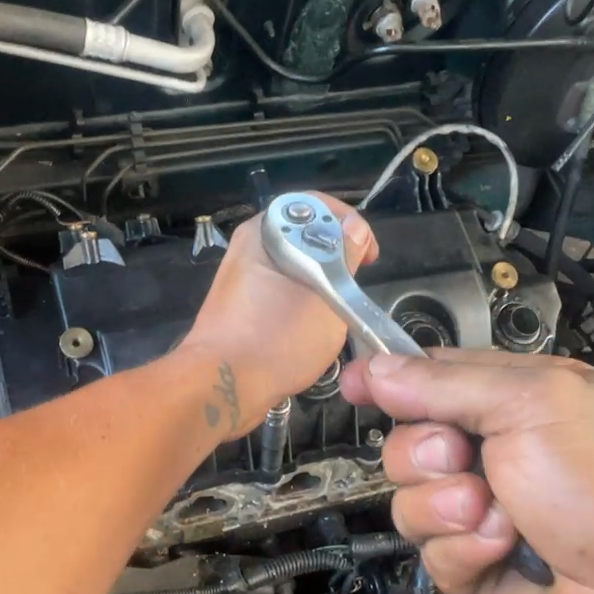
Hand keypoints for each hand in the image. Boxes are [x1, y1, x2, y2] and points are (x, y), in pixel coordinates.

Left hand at [178, 195, 377, 434]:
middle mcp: (248, 250)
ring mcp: (240, 282)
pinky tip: (311, 333)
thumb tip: (354, 228)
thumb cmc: (276, 338)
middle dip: (335, 261)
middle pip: (303, 239)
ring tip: (336, 314)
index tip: (370, 256)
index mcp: (263, 232)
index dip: (348, 223)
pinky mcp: (238, 312)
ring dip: (319, 289)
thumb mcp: (326, 296)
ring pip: (292, 272)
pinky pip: (278, 298)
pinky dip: (299, 308)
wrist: (223, 387)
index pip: (313, 205)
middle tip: (355, 288)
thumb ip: (344, 257)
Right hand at [340, 349, 593, 593]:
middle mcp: (496, 452)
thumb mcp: (532, 405)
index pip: (435, 378)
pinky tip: (503, 556)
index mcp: (519, 399)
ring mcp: (482, 512)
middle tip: (466, 461)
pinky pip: (431, 552)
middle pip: (408, 442)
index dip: (391, 381)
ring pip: (409, 501)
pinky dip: (464, 552)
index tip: (352, 385)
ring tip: (499, 519)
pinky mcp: (473, 566)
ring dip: (447, 508)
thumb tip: (372, 367)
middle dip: (426, 454)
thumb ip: (445, 383)